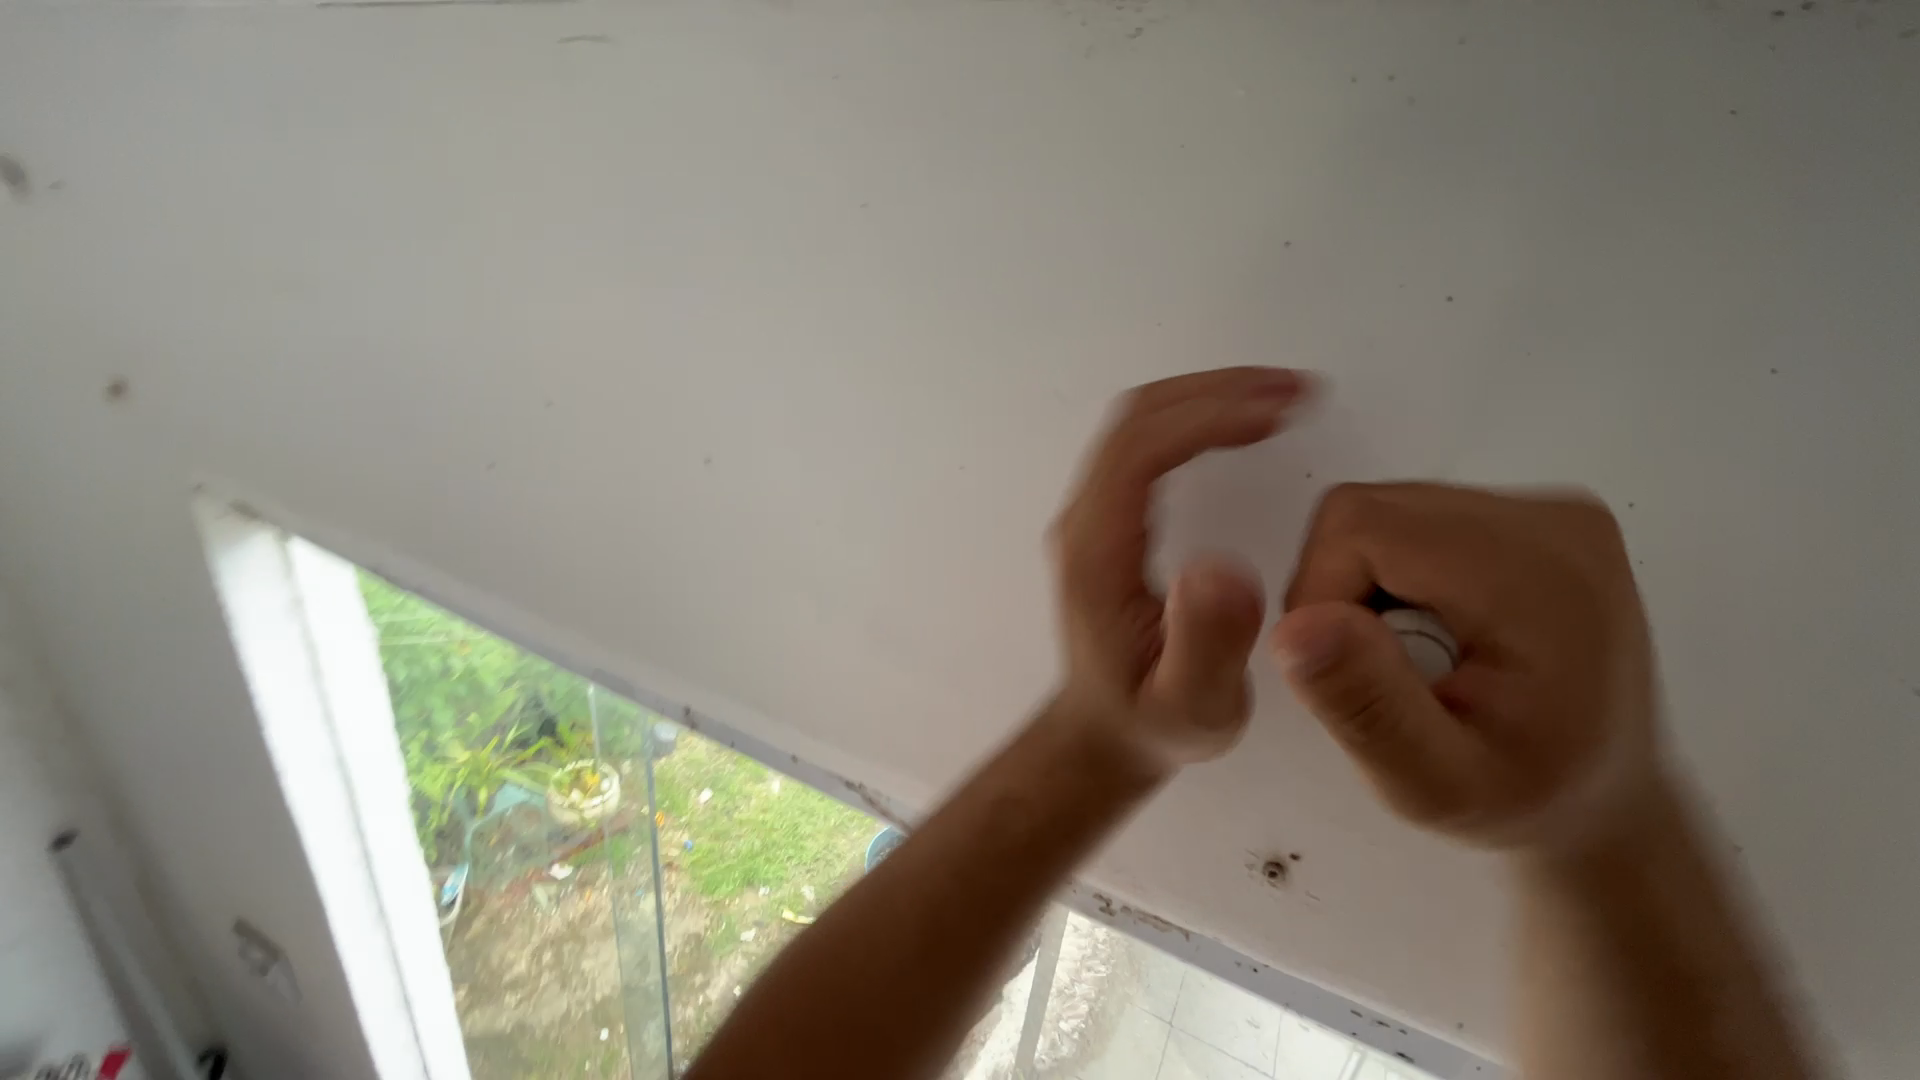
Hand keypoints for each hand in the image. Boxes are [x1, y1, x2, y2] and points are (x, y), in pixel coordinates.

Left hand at [1048, 367, 1311, 771]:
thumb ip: (1206, 644)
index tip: (1279, 411)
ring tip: (1280, 398)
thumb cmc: (1152, 723)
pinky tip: (1241, 426)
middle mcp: (1082, 523)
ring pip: (1136, 425)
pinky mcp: (1105, 522)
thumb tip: (1223, 566)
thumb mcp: (1191, 705)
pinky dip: (1193, 420)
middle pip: (1136, 422)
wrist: (1104, 732)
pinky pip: (1142, 447)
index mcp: (1096, 553)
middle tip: (1295, 390)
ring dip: (1205, 399)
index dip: (1208, 417)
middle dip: (1214, 393)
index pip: (1140, 451)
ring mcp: (1090, 519)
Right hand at [1274, 484, 1661, 850]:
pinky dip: (1386, 576)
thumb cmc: (1523, 806)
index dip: (1319, 593)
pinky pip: (1405, 521)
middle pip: (1364, 514)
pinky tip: (1425, 634)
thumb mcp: (1433, 786)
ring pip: (1378, 515)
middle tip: (1374, 674)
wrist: (1604, 799)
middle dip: (1336, 591)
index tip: (1344, 673)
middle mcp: (1546, 517)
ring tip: (1403, 661)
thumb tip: (1297, 625)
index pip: (1358, 526)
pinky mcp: (1527, 516)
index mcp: (1534, 572)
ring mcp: (1541, 510)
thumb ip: (1367, 705)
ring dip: (1358, 586)